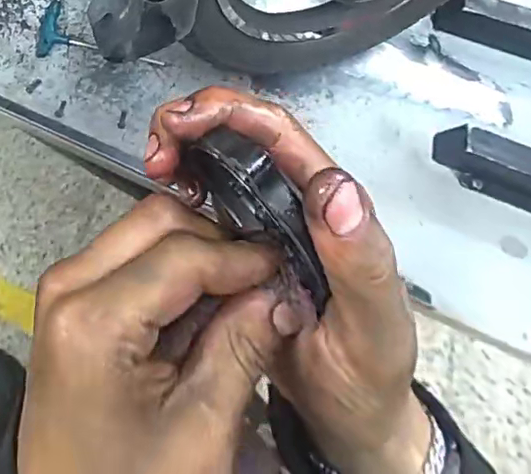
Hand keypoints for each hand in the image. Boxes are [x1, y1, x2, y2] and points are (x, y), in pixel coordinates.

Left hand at [19, 194, 291, 473]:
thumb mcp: (198, 433)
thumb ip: (239, 349)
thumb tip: (276, 293)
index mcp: (92, 318)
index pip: (181, 253)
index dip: (240, 256)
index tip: (281, 266)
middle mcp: (69, 285)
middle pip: (156, 221)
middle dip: (216, 242)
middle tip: (261, 278)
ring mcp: (65, 287)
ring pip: (143, 230)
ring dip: (195, 253)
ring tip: (238, 295)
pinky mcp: (72, 298)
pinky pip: (129, 256)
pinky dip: (172, 270)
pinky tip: (202, 306)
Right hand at [146, 87, 431, 473]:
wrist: (348, 419)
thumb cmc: (367, 376)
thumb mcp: (374, 328)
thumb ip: (362, 263)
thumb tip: (337, 189)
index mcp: (327, 205)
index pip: (280, 133)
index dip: (231, 112)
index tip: (186, 120)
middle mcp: (295, 198)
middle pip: (243, 129)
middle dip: (195, 120)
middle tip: (159, 144)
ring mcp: (266, 215)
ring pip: (222, 152)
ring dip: (184, 142)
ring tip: (156, 161)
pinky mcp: (240, 237)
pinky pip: (209, 190)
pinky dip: (182, 177)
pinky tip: (165, 188)